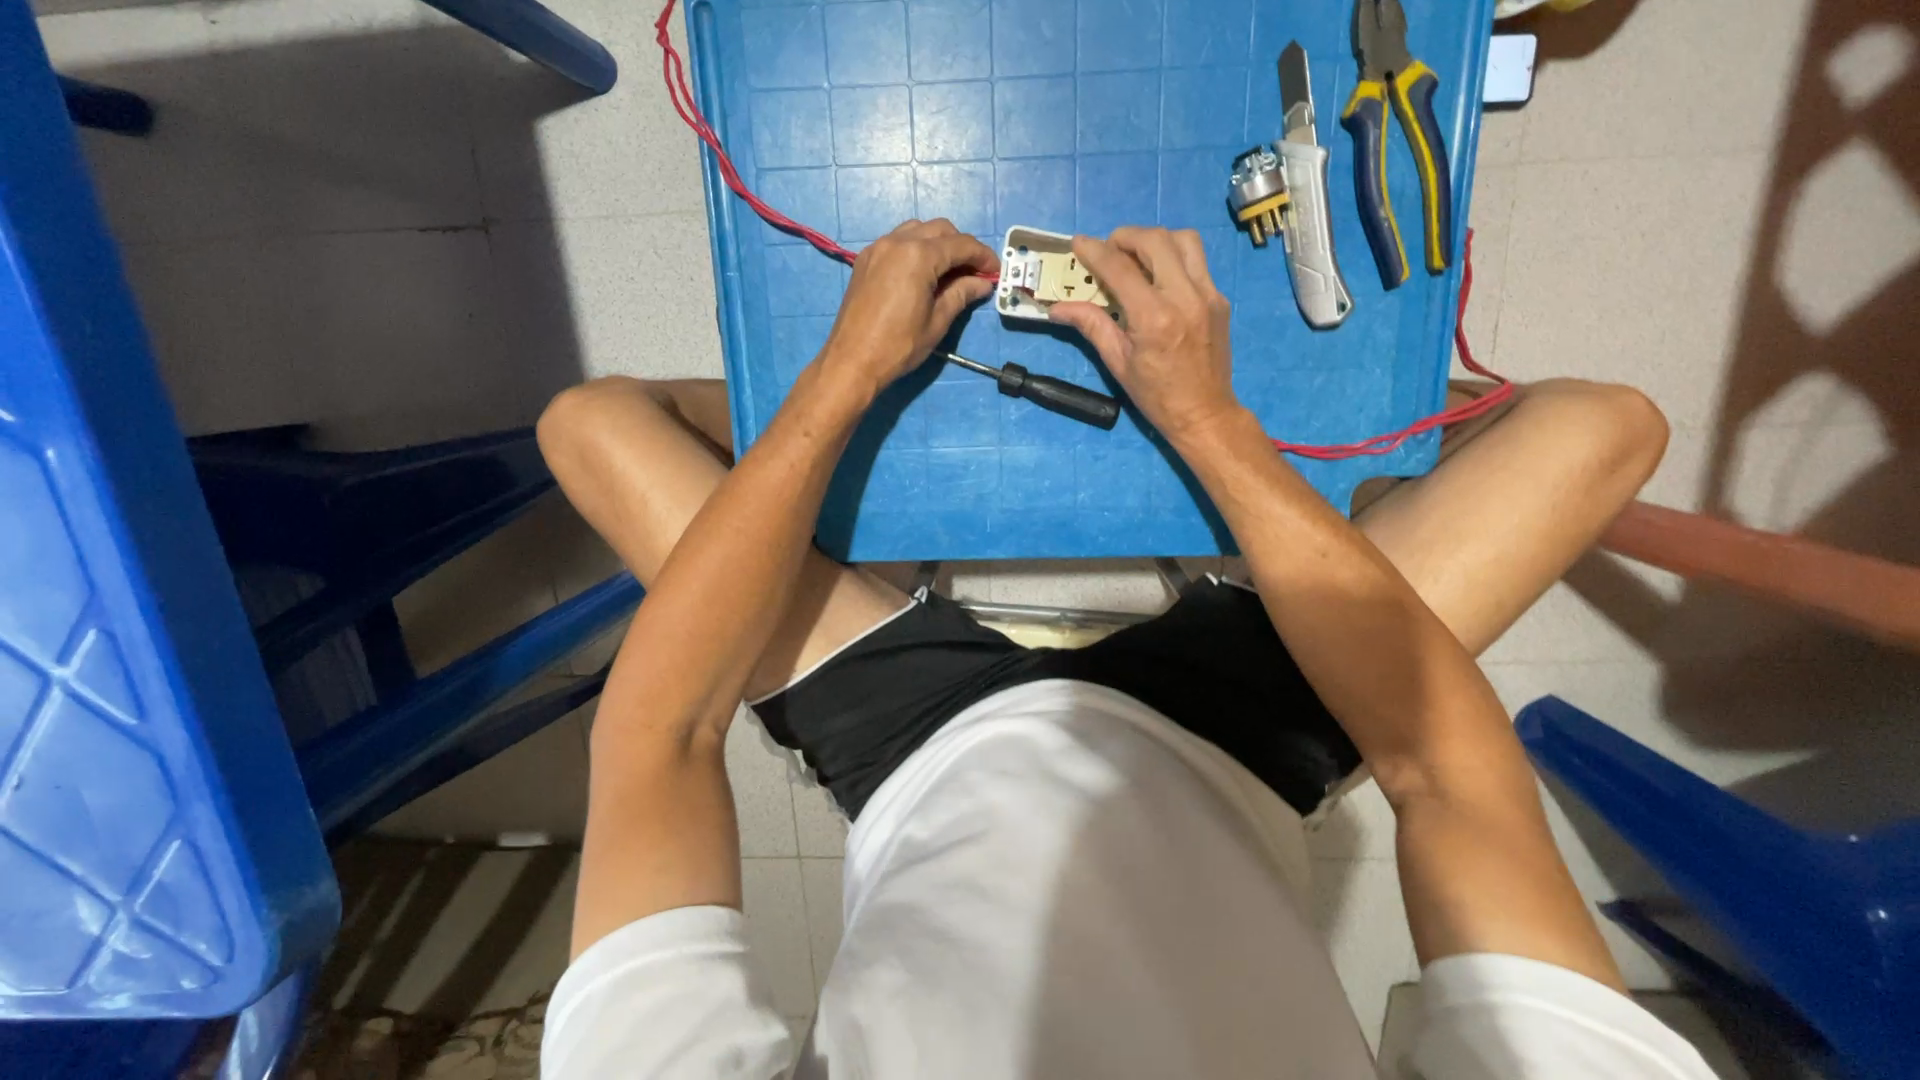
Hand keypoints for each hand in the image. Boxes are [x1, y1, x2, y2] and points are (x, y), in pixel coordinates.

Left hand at [818, 219, 998, 393]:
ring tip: (949, 271)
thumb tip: (982, 283)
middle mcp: (897, 242)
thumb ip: (960, 294)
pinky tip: (923, 273)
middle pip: (940, 230)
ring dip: (938, 243)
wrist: (852, 361)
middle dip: (961, 247)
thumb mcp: (937, 322)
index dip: (983, 256)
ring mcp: (878, 248)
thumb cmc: (899, 346)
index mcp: (918, 256)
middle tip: (974, 273)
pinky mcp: (865, 260)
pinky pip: (897, 241)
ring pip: (917, 230)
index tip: (995, 272)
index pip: (961, 245)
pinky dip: (916, 248)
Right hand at [1050, 227, 1240, 442]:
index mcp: (1154, 318)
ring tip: (1137, 256)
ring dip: (1156, 240)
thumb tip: (1057, 308)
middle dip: (1126, 237)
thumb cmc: (1155, 395)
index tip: (1079, 243)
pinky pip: (1197, 262)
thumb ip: (1091, 325)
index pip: (1120, 268)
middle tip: (1109, 250)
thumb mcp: (1117, 362)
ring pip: (1185, 240)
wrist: (1204, 413)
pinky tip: (1159, 279)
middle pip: (1156, 240)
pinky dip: (1174, 259)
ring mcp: (1208, 295)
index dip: (1095, 251)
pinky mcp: (1219, 299)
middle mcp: (1185, 297)